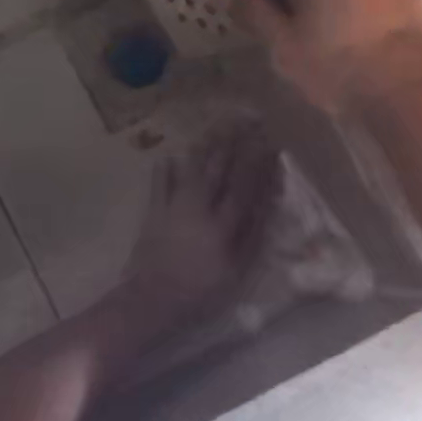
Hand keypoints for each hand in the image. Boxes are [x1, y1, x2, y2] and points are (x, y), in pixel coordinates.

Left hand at [119, 120, 282, 326]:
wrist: (153, 299)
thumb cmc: (200, 291)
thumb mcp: (235, 271)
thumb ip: (251, 238)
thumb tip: (264, 206)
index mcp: (224, 224)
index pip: (245, 186)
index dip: (258, 163)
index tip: (269, 143)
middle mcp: (201, 208)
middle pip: (219, 170)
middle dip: (234, 145)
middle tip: (245, 121)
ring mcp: (174, 207)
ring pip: (192, 170)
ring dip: (204, 148)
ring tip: (213, 129)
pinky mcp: (153, 213)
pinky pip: (159, 185)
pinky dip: (164, 170)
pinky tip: (168, 156)